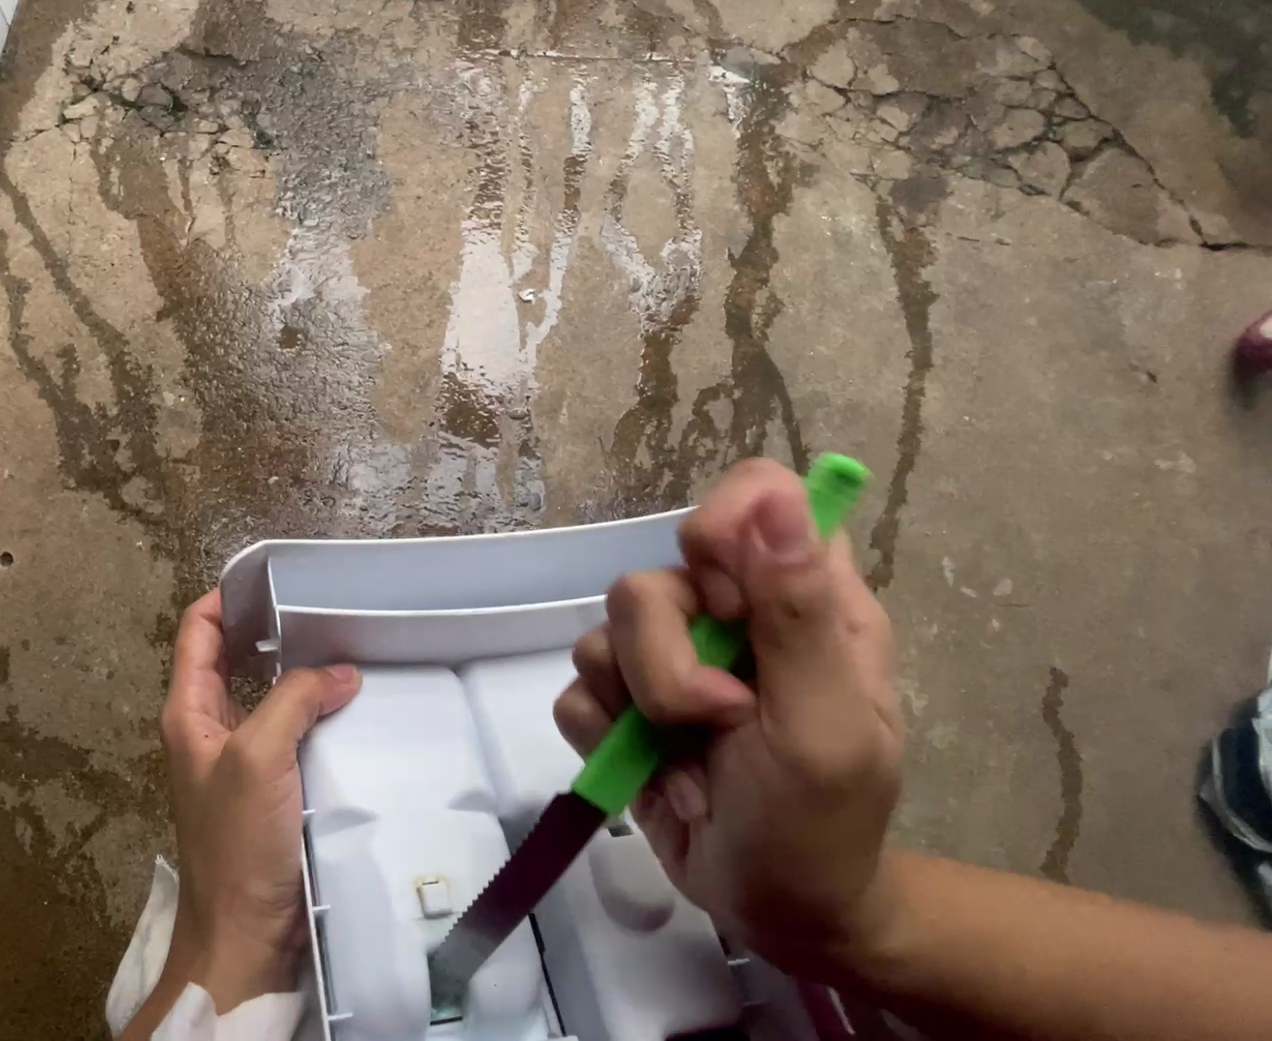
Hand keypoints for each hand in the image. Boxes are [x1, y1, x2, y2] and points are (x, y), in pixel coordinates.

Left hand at [142, 589, 361, 1019]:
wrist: (246, 931)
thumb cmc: (239, 840)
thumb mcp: (259, 755)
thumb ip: (294, 700)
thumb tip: (341, 672)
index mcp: (188, 710)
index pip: (198, 630)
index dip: (226, 597)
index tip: (272, 577)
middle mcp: (209, 724)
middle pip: (234, 656)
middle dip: (272, 628)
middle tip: (322, 607)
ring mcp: (241, 754)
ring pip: (267, 692)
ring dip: (299, 670)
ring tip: (344, 645)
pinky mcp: (271, 782)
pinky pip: (292, 728)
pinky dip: (315, 709)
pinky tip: (350, 703)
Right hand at [552, 458, 903, 980]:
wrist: (770, 905)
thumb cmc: (822, 821)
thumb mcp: (827, 724)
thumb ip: (798, 613)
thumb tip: (779, 496)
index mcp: (798, 599)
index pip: (753, 495)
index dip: (722, 530)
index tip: (720, 600)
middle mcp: (723, 614)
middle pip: (648, 579)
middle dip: (666, 659)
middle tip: (717, 715)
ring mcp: (663, 658)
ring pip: (598, 634)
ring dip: (638, 710)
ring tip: (690, 760)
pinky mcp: (616, 703)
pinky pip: (573, 690)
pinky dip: (605, 740)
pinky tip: (653, 774)